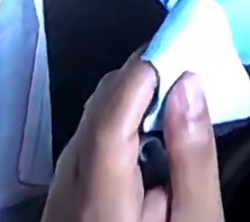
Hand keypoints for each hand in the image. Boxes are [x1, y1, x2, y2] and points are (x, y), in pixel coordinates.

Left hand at [43, 55, 222, 221]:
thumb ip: (192, 153)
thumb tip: (188, 80)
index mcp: (100, 201)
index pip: (110, 113)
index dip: (143, 70)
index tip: (181, 44)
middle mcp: (66, 193)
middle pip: (95, 109)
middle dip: (140, 75)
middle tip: (185, 62)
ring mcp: (57, 201)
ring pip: (87, 122)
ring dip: (128, 95)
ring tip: (173, 92)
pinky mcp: (59, 207)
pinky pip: (84, 144)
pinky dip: (115, 121)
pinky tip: (148, 132)